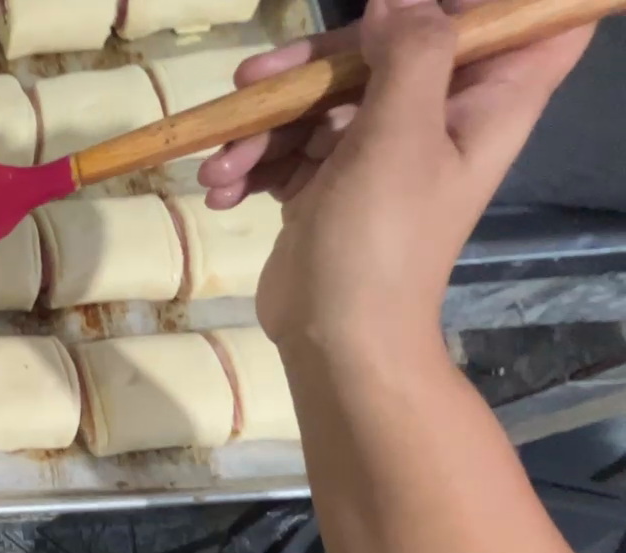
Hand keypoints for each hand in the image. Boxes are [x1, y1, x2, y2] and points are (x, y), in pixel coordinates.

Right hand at [198, 0, 591, 352]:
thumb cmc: (380, 239)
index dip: (473, 4)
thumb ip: (410, 55)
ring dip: (258, 135)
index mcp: (486, 97)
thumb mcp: (399, 138)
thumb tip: (395, 1)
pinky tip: (221, 192)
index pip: (519, 18)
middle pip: (382, 57)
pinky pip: (284, 156)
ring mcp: (371, 155)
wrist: (332, 332)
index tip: (398, 13)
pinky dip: (249, 170)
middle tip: (249, 82)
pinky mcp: (321, 189)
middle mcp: (435, 117)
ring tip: (219, 168)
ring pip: (317, 110)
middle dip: (310, 72)